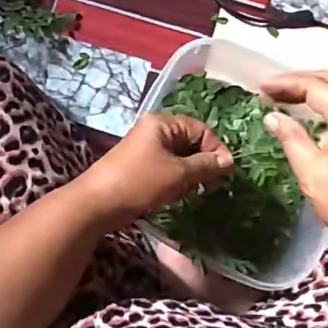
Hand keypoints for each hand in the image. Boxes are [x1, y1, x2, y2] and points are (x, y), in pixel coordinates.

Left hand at [74, 112, 233, 229]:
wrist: (97, 203)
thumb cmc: (139, 182)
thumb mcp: (178, 173)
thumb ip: (206, 165)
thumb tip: (229, 160)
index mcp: (162, 123)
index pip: (201, 129)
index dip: (216, 149)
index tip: (225, 173)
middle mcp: (154, 131)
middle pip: (191, 142)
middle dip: (202, 164)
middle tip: (207, 185)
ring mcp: (146, 149)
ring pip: (180, 158)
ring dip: (188, 175)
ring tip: (187, 191)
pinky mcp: (140, 167)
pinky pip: (167, 169)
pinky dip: (175, 181)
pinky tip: (173, 195)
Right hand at [259, 71, 327, 262]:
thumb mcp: (313, 172)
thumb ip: (292, 138)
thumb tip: (272, 116)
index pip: (317, 87)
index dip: (286, 84)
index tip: (259, 89)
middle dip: (298, 81)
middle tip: (268, 89)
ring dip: (310, 90)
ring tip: (280, 97)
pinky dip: (321, 104)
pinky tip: (303, 114)